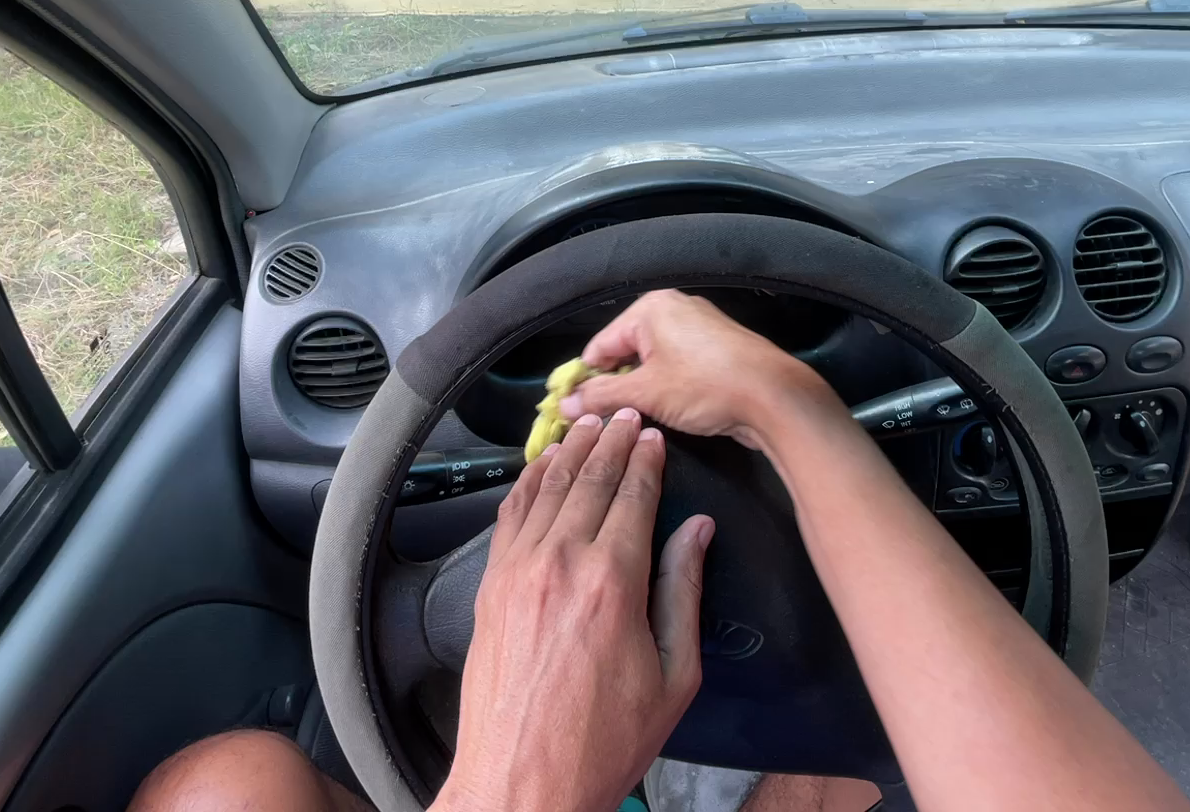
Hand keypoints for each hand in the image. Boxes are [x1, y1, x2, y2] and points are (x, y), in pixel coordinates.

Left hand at [434, 408, 713, 811]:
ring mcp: (520, 568)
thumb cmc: (604, 738)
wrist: (521, 782)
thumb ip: (684, 590)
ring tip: (588, 424)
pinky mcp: (492, 582)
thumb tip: (697, 530)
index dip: (647, 459)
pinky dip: (527, 479)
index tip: (654, 436)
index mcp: (613, 580)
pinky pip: (510, 512)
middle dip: (613, 440)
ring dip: (572, 449)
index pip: (634, 495)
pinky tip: (540, 463)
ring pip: (549, 486)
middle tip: (626, 414)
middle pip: (592, 479)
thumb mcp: (673, 675)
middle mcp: (562, 561)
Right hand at [558, 289, 844, 451]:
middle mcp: (673, 309)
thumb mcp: (646, 393)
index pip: (600, 345)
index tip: (572, 411)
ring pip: (652, 361)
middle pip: (625, 351)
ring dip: (640, 389)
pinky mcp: (718, 349)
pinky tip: (665, 411)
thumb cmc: (705, 387)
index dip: (584, 380)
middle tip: (603, 420)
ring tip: (634, 419)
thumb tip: (565, 405)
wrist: (775, 397)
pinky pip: (676, 365)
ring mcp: (699, 327)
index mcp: (650, 309)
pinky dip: (666, 386)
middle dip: (614, 385)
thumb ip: (601, 397)